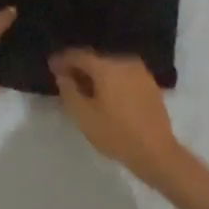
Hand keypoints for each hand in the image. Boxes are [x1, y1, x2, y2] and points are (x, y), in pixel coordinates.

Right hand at [49, 50, 182, 181]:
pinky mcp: (150, 83)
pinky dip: (111, 80)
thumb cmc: (116, 134)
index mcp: (107, 67)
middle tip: (65, 79)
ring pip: (111, 67)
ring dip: (96, 74)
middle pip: (96, 59)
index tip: (51, 66)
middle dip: (79, 67)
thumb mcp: (83, 116)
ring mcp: (141, 72)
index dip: (63, 60)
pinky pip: (124, 75)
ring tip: (84, 89)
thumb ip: (69, 90)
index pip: (79, 55)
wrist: (156, 152)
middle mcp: (125, 62)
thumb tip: (63, 75)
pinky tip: (106, 95)